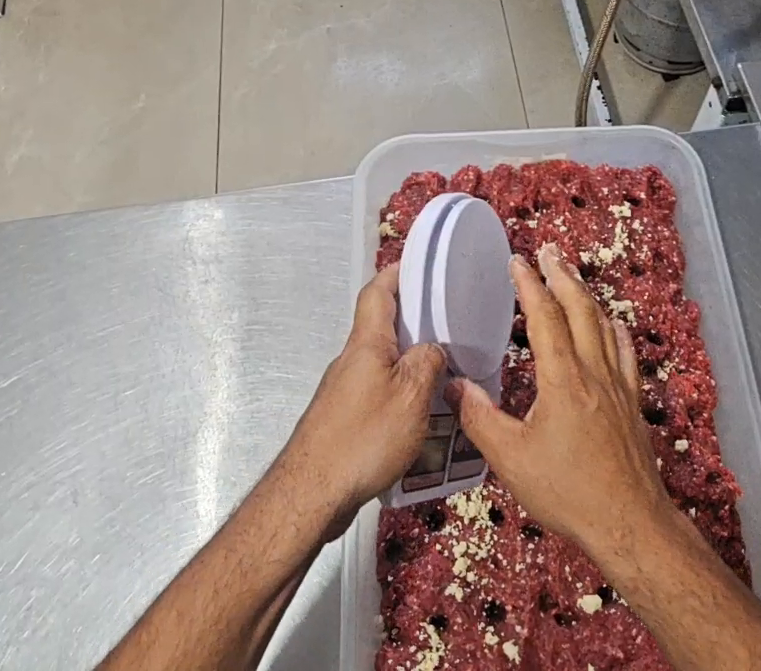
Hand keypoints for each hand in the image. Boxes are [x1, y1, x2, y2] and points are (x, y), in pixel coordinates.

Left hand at [272, 265, 445, 539]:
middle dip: (414, 319)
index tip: (420, 264)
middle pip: (382, 326)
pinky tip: (422, 412)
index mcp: (367, 344)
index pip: (378, 292)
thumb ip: (428, 364)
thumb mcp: (411, 396)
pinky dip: (401, 390)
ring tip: (446, 370)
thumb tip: (433, 349)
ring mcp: (344, 390)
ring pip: (383, 361)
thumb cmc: (361, 440)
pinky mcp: (343, 418)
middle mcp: (351, 361)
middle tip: (449, 321)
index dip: (398, 273)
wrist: (311, 495)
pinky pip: (378, 390)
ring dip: (411, 359)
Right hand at [450, 244, 675, 559]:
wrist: (628, 520)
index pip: (545, 318)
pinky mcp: (632, 402)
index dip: (530, 285)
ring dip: (587, 296)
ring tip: (573, 276)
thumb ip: (481, 419)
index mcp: (563, 379)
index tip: (518, 261)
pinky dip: (615, 331)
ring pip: (604, 326)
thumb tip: (457, 386)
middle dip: (563, 275)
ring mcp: (618, 385)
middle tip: (549, 250)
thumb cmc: (568, 491)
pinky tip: (614, 325)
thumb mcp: (511, 459)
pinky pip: (626, 354)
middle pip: (580, 309)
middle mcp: (594, 372)